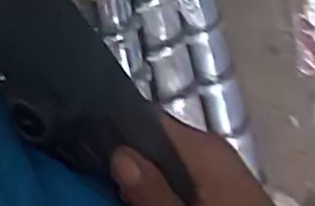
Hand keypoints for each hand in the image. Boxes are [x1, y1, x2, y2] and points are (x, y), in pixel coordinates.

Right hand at [112, 116, 269, 205]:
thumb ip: (154, 194)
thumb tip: (118, 153)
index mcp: (204, 148)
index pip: (147, 117)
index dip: (116, 130)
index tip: (87, 146)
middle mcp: (213, 153)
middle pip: (156, 144)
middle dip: (130, 163)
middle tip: (97, 179)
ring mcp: (223, 178)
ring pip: (169, 168)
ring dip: (147, 184)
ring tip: (118, 194)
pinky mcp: (227, 199)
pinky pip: (186, 186)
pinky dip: (167, 194)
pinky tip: (148, 205)